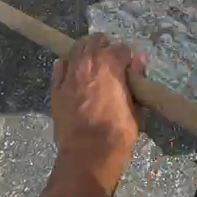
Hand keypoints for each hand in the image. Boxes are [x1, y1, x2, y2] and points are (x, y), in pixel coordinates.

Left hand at [49, 34, 147, 193]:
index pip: (122, 48)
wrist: (88, 155)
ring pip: (76, 49)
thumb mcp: (136, 108)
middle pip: (95, 41)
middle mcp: (89, 63)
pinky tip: (72, 73)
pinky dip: (66, 66)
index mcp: (111, 65)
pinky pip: (59, 68)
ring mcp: (70, 75)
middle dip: (104, 46)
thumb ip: (136, 81)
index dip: (127, 58)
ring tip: (90, 61)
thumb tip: (139, 61)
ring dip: (85, 51)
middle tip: (109, 60)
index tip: (128, 67)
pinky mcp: (56, 89)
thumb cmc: (118, 133)